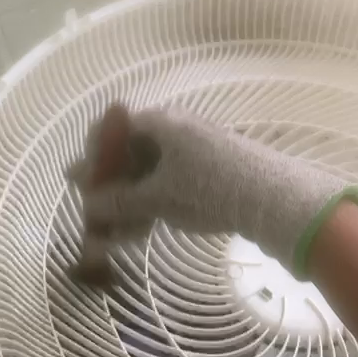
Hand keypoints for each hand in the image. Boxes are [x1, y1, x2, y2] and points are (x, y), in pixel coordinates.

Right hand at [68, 105, 357, 276]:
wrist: (273, 200)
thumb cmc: (207, 190)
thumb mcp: (156, 198)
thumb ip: (117, 201)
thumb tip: (85, 203)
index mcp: (157, 122)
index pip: (110, 130)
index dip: (92, 158)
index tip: (83, 186)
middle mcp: (173, 128)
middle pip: (128, 152)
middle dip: (110, 186)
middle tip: (98, 216)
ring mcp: (192, 148)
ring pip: (148, 171)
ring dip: (129, 200)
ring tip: (121, 234)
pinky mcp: (208, 169)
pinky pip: (168, 180)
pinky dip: (152, 202)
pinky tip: (144, 230)